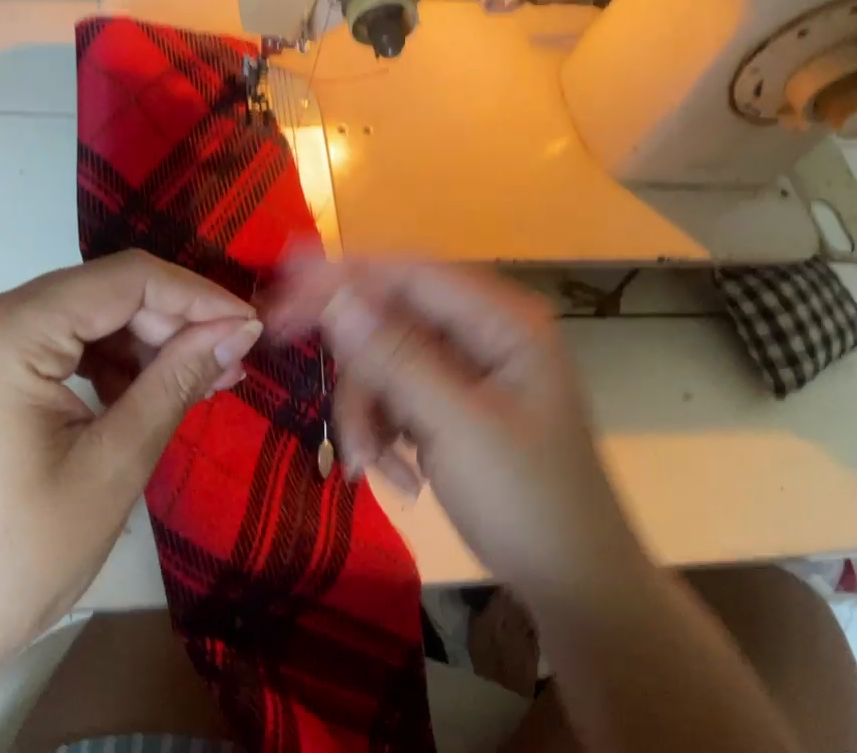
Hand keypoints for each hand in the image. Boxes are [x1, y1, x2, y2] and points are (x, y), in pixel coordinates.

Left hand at [0, 250, 262, 672]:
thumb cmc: (21, 556)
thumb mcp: (114, 465)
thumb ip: (176, 381)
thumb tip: (238, 330)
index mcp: (5, 333)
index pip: (122, 279)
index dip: (196, 296)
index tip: (249, 325)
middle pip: (99, 292)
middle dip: (171, 323)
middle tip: (231, 361)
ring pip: (79, 316)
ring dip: (141, 344)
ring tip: (200, 380)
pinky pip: (51, 344)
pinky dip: (102, 363)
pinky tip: (146, 392)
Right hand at [270, 258, 646, 604]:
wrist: (573, 583)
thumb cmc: (526, 500)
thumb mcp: (455, 425)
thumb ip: (393, 356)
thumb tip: (335, 296)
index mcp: (502, 320)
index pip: (408, 273)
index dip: (342, 275)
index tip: (282, 289)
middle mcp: (485, 332)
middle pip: (390, 319)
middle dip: (356, 368)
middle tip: (298, 372)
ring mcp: (470, 370)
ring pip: (386, 362)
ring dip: (368, 412)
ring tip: (369, 466)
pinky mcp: (455, 404)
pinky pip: (398, 396)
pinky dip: (385, 431)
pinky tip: (393, 474)